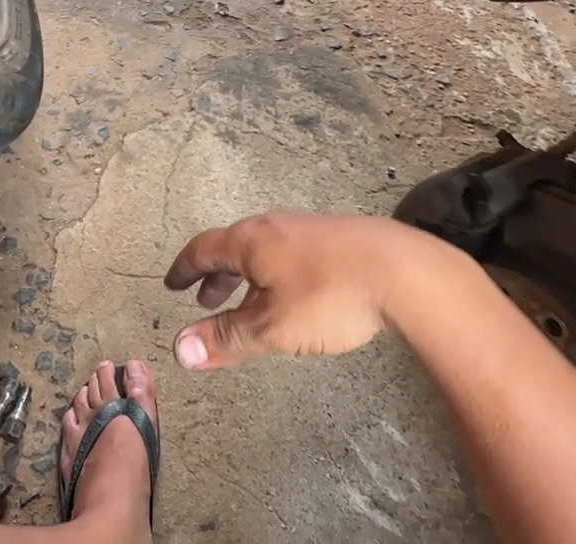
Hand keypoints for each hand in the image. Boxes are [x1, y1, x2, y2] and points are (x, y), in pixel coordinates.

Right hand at [163, 212, 457, 369]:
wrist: (403, 271)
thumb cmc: (330, 297)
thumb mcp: (273, 327)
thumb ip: (227, 338)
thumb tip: (178, 350)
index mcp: (250, 240)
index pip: (203, 249)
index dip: (185, 268)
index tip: (172, 284)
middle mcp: (272, 226)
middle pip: (231, 246)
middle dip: (215, 275)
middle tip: (206, 300)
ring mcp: (305, 228)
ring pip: (261, 249)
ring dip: (244, 274)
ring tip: (247, 301)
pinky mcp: (333, 237)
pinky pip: (285, 251)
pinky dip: (270, 271)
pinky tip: (291, 292)